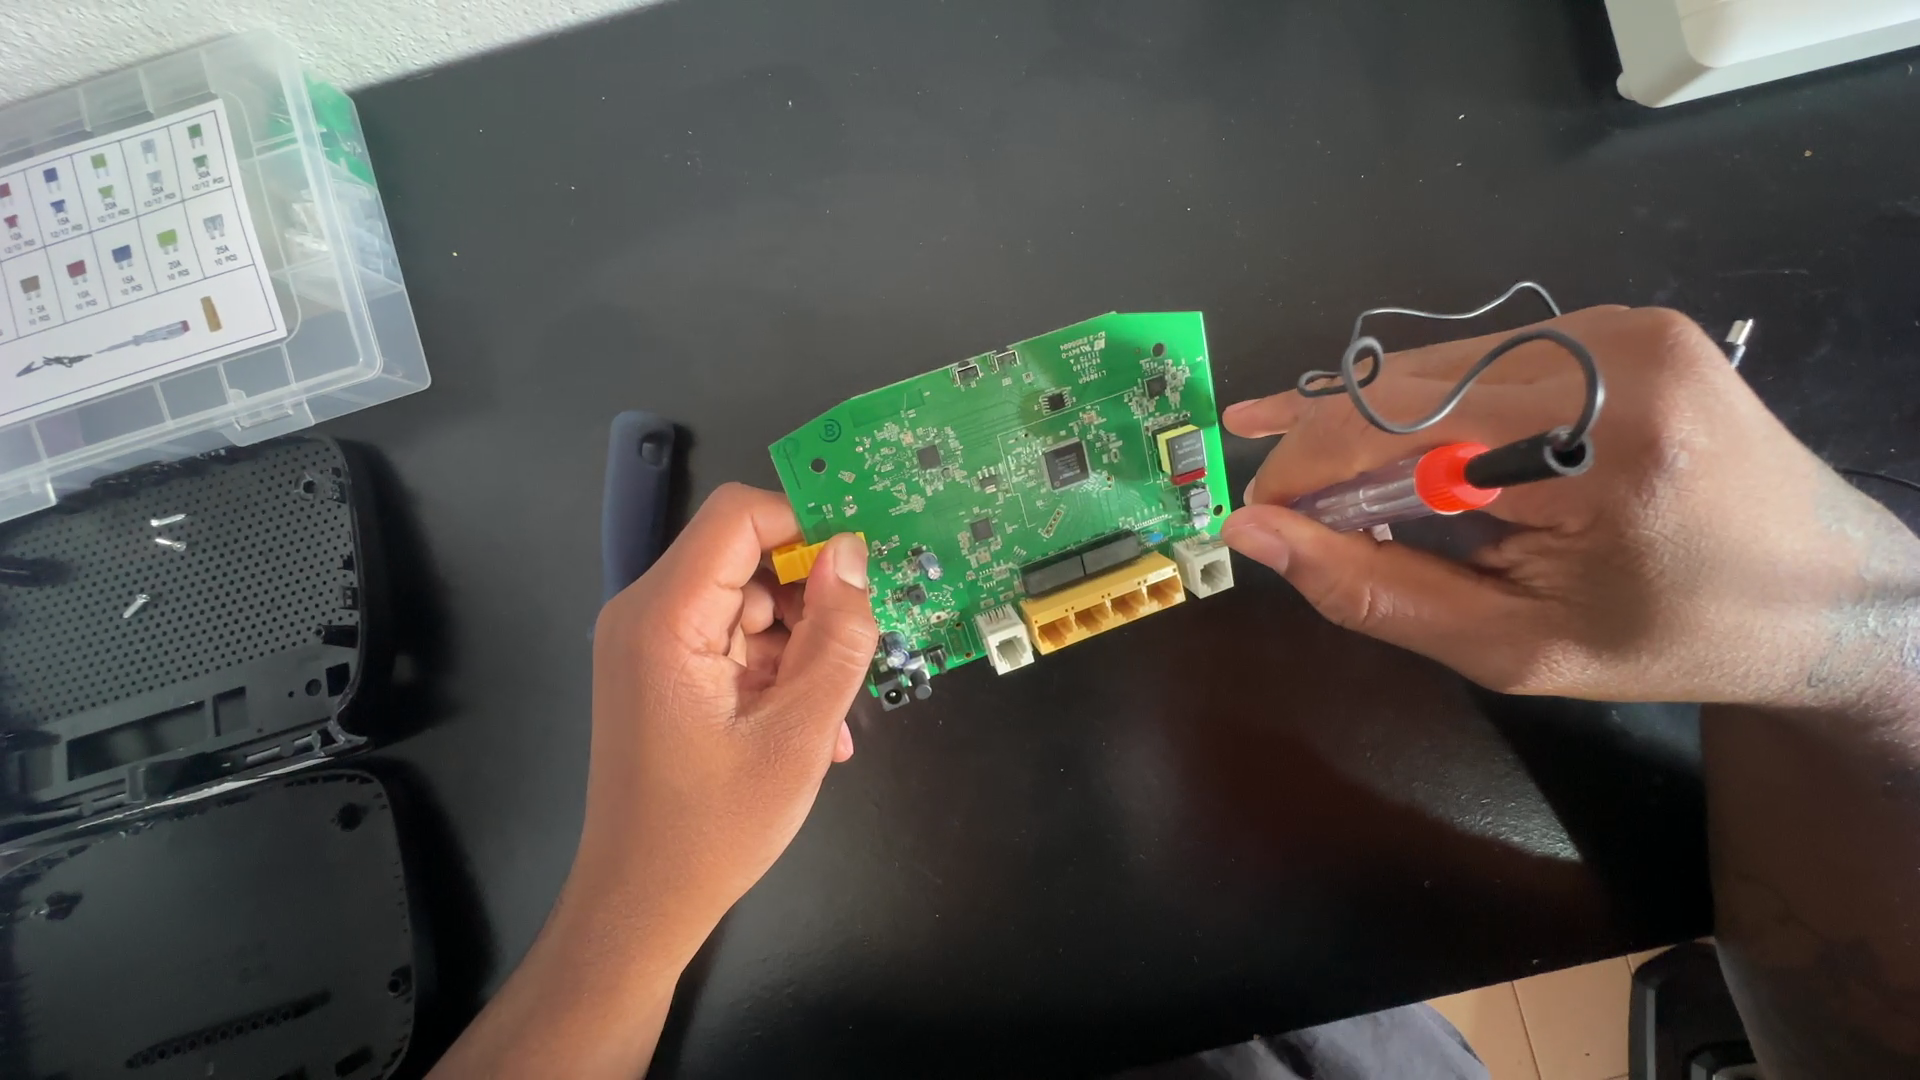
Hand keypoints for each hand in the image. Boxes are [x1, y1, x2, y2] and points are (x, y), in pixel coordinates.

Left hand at [426, 484, 876, 1078]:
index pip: (739, 516)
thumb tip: (853, 554)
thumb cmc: (716, 827)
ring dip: (800, 639)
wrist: (640, 908)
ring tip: (831, 710)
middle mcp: (647, 612)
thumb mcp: (799, 731)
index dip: (806, 523)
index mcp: (666, 616)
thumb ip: (837, 635)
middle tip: (854, 650)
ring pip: (748, 597)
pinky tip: (808, 724)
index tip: (861, 566)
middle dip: (810, 594)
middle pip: (746, 556)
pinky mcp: (664, 668)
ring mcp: (652, 641)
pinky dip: (777, 666)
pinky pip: (734, 637)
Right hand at [1221, 305, 1919, 707]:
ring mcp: (1613, 327)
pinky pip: (1466, 366)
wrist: (1837, 596)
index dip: (1302, 469)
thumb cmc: (1670, 639)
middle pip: (1400, 389)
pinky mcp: (1610, 330)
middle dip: (1322, 450)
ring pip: (1423, 370)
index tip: (1256, 520)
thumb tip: (1252, 533)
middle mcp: (1606, 352)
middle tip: (1277, 508)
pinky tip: (1377, 446)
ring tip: (1312, 483)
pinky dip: (1410, 413)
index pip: (1392, 430)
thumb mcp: (1508, 646)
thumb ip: (1370, 590)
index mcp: (1602, 440)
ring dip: (1358, 430)